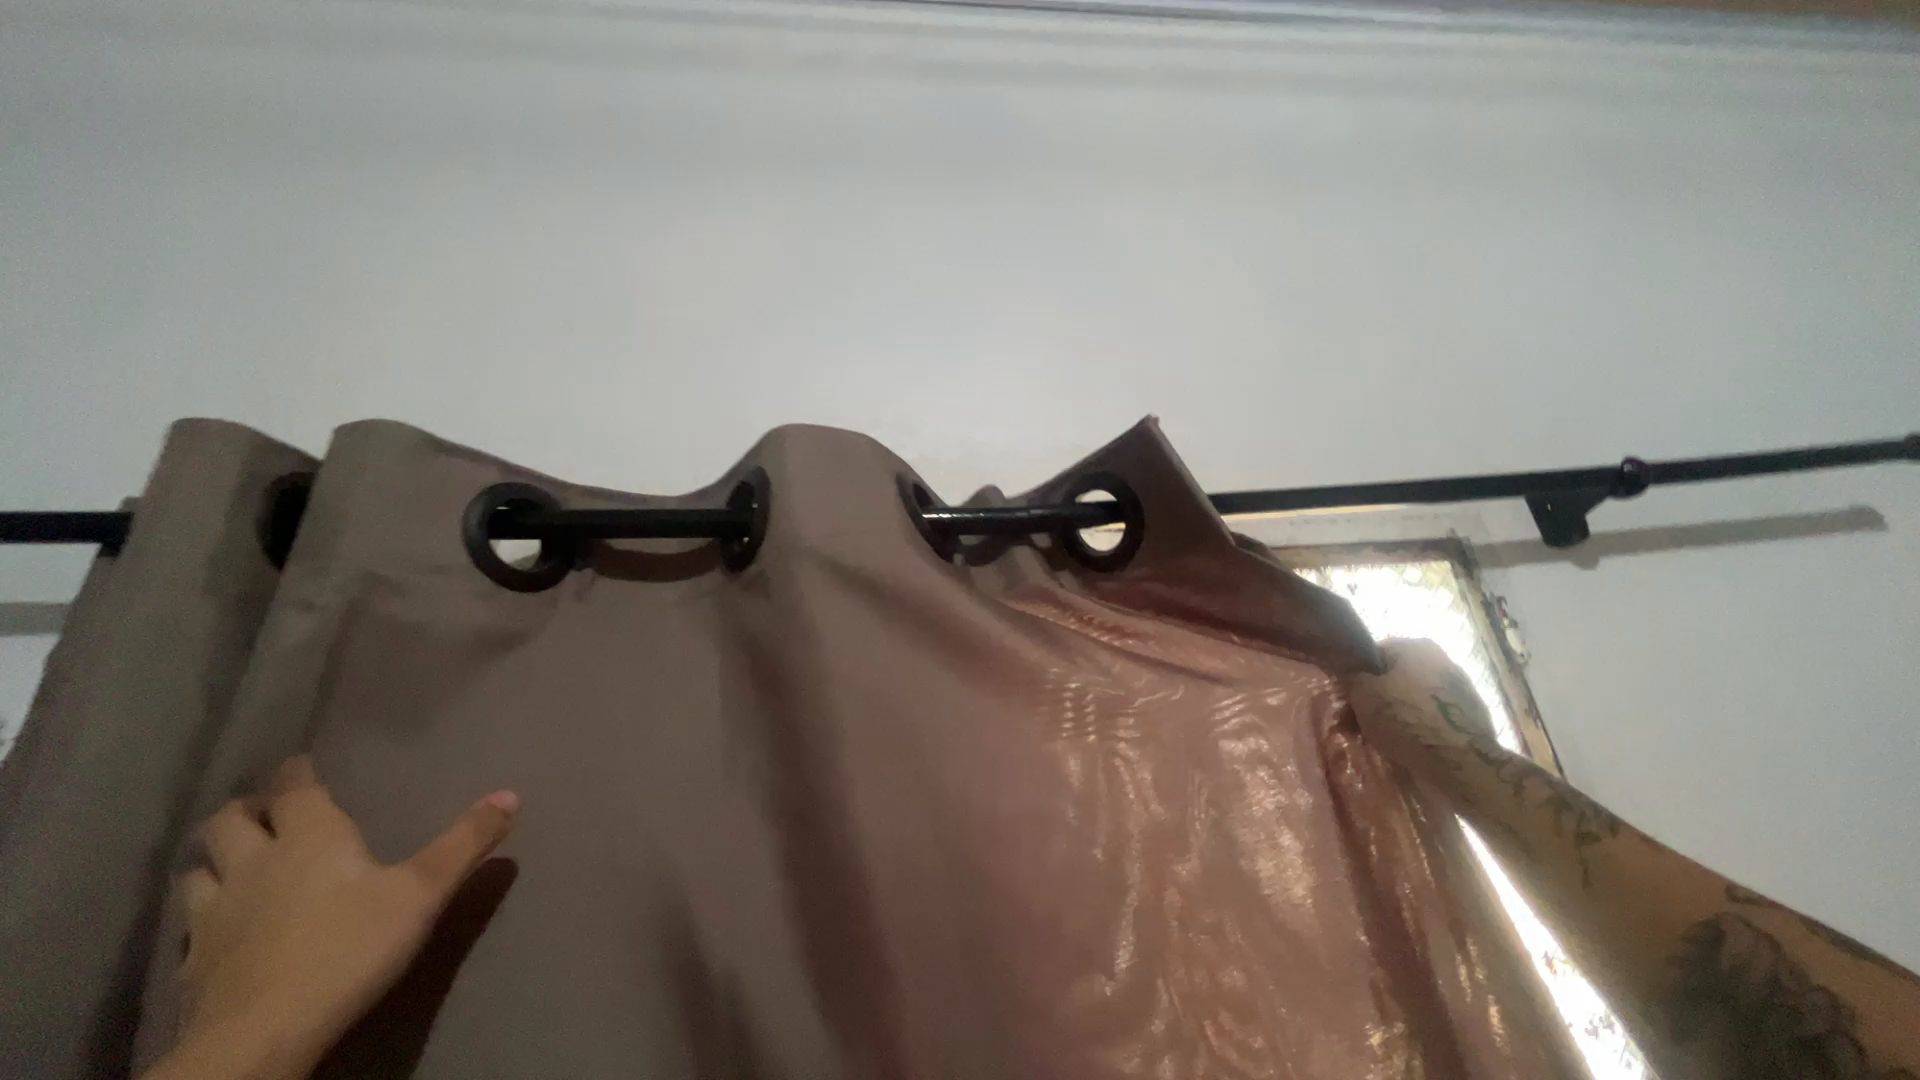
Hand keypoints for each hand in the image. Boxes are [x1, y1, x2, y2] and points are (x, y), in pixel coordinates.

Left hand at [143, 757, 517, 1079]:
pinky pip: (189, 928)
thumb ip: (465, 842)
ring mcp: (212, 915)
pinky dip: (203, 918)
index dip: (295, 773)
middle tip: (263, 810)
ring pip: (198, 872)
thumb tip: (510, 794)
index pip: (293, 790)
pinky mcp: (191, 964)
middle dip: (244, 811)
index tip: (297, 762)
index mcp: (310, 838)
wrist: (264, 1035)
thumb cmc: (351, 947)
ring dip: (214, 861)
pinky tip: (219, 930)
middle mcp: (254, 864)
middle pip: (229, 823)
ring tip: (232, 864)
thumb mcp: (424, 892)